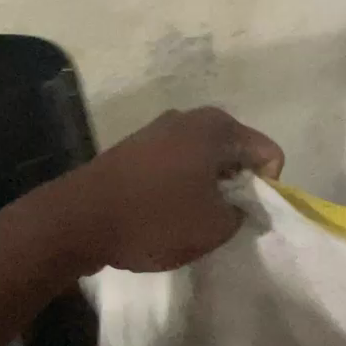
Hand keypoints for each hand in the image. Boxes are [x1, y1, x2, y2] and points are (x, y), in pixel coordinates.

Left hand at [46, 107, 283, 272]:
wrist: (77, 220)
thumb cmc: (155, 218)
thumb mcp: (214, 227)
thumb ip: (243, 214)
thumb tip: (241, 206)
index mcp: (218, 128)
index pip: (268, 153)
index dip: (267, 189)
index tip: (244, 215)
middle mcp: (191, 117)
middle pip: (237, 152)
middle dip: (237, 185)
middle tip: (221, 218)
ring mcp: (160, 129)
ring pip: (206, 158)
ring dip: (208, 186)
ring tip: (191, 217)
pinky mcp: (136, 147)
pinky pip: (178, 163)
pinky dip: (181, 185)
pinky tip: (165, 211)